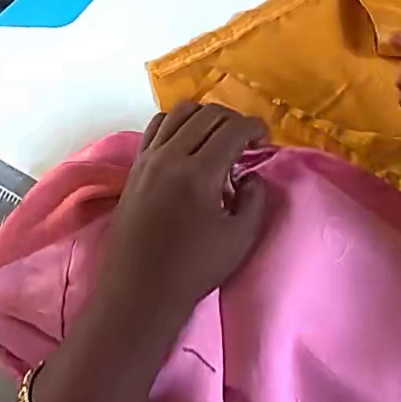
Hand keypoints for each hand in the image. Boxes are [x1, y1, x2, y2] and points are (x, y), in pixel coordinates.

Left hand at [96, 103, 269, 323]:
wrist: (140, 289)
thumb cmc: (193, 270)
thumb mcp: (240, 240)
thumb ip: (255, 200)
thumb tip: (252, 173)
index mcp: (199, 174)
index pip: (232, 129)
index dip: (254, 127)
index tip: (264, 137)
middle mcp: (171, 155)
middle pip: (208, 114)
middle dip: (234, 119)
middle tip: (246, 139)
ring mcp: (149, 156)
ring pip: (180, 112)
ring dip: (205, 116)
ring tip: (218, 135)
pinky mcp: (135, 163)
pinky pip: (157, 124)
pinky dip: (177, 122)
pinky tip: (187, 139)